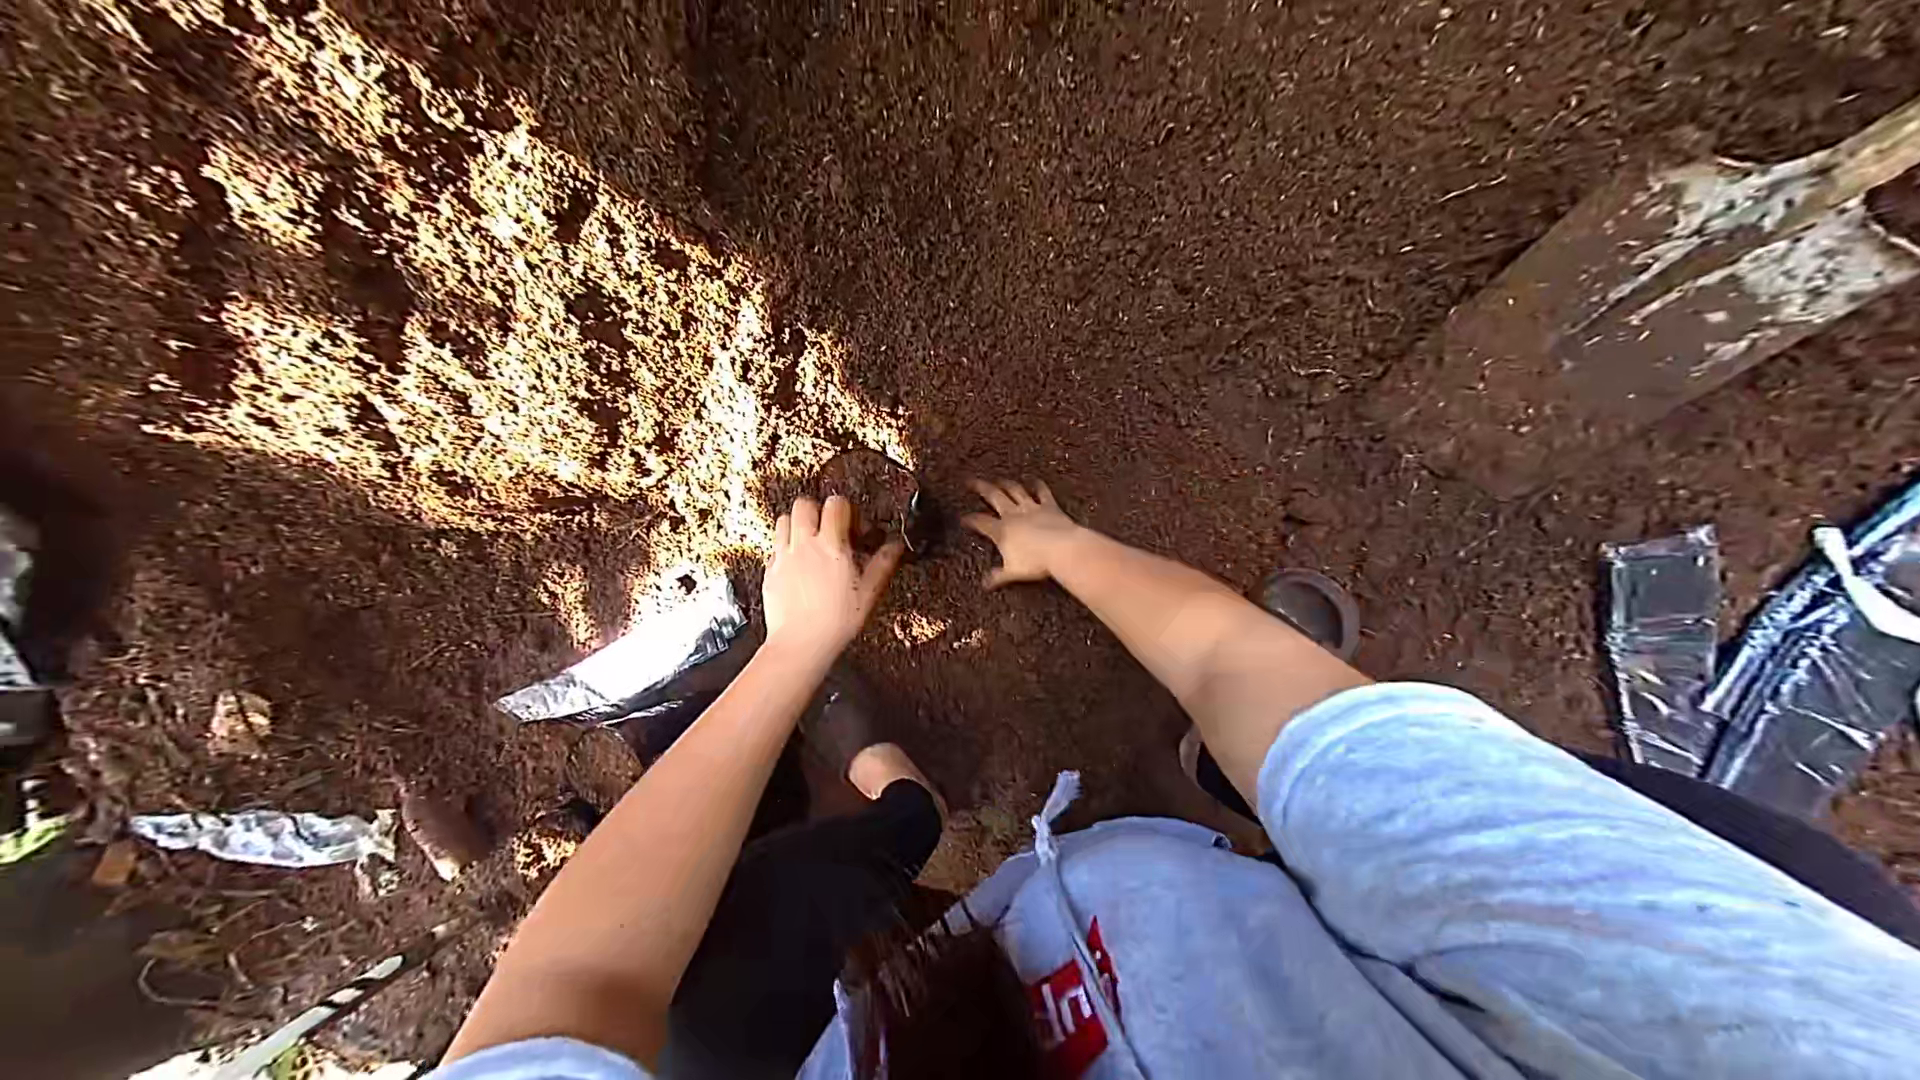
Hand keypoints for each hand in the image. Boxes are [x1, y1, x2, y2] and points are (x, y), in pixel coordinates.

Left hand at [764, 495, 904, 662]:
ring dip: (797, 524)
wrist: (799, 644)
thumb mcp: (868, 593)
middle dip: (817, 510)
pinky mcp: (770, 571)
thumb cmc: (834, 623)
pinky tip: (797, 563)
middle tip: (828, 527)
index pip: (835, 504)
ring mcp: (784, 557)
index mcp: (831, 547)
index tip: (852, 525)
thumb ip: (882, 564)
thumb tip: (894, 546)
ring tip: (810, 541)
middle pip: (803, 504)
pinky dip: (785, 547)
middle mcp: (804, 546)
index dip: (845, 508)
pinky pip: (774, 546)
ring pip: (784, 519)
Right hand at [961, 479, 1084, 588]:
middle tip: (970, 481)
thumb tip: (986, 584)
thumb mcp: (1013, 572)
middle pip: (993, 496)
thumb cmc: (1037, 562)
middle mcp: (1013, 515)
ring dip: (1005, 483)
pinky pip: (1042, 491)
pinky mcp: (1049, 506)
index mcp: (1001, 531)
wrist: (1062, 549)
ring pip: (1014, 490)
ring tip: (998, 479)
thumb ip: (998, 576)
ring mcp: (1031, 508)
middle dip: (980, 487)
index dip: (970, 520)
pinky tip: (1034, 480)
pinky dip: (1038, 485)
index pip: (980, 522)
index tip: (964, 518)